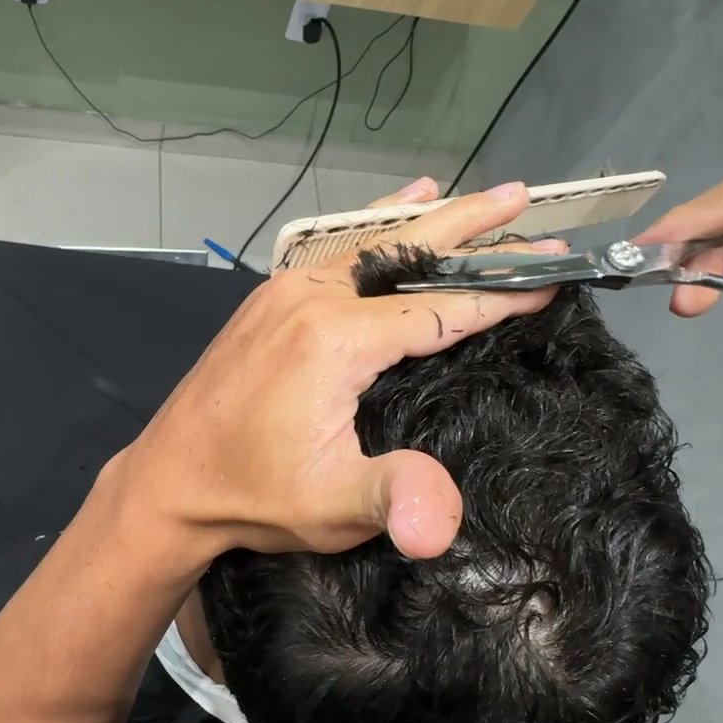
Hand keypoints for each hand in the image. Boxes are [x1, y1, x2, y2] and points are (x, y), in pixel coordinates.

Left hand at [104, 179, 552, 561]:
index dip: (500, 295)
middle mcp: (309, 297)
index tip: (553, 277)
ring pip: (370, 245)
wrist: (168, 481)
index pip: (439, 307)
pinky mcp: (267, 303)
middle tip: (529, 202)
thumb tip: (443, 524)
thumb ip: (393, 498)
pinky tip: (394, 209)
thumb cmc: (250, 495)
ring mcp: (282, 293)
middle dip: (473, 229)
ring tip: (478, 199)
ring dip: (428, 223)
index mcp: (334, 337)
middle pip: (407, 253)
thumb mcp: (329, 506)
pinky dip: (374, 230)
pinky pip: (334, 254)